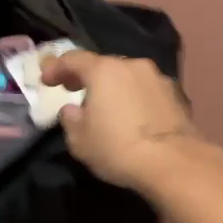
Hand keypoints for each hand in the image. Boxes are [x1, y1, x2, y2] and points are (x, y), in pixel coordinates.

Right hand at [40, 50, 218, 190]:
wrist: (173, 163)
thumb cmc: (117, 148)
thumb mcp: (79, 140)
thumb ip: (70, 119)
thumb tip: (72, 110)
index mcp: (104, 70)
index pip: (73, 59)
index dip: (55, 68)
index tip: (46, 81)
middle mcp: (132, 66)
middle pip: (103, 65)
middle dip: (86, 77)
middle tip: (73, 90)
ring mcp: (158, 79)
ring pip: (127, 77)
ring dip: (113, 88)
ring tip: (104, 106)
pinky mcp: (176, 96)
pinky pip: (145, 91)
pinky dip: (133, 98)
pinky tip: (130, 117)